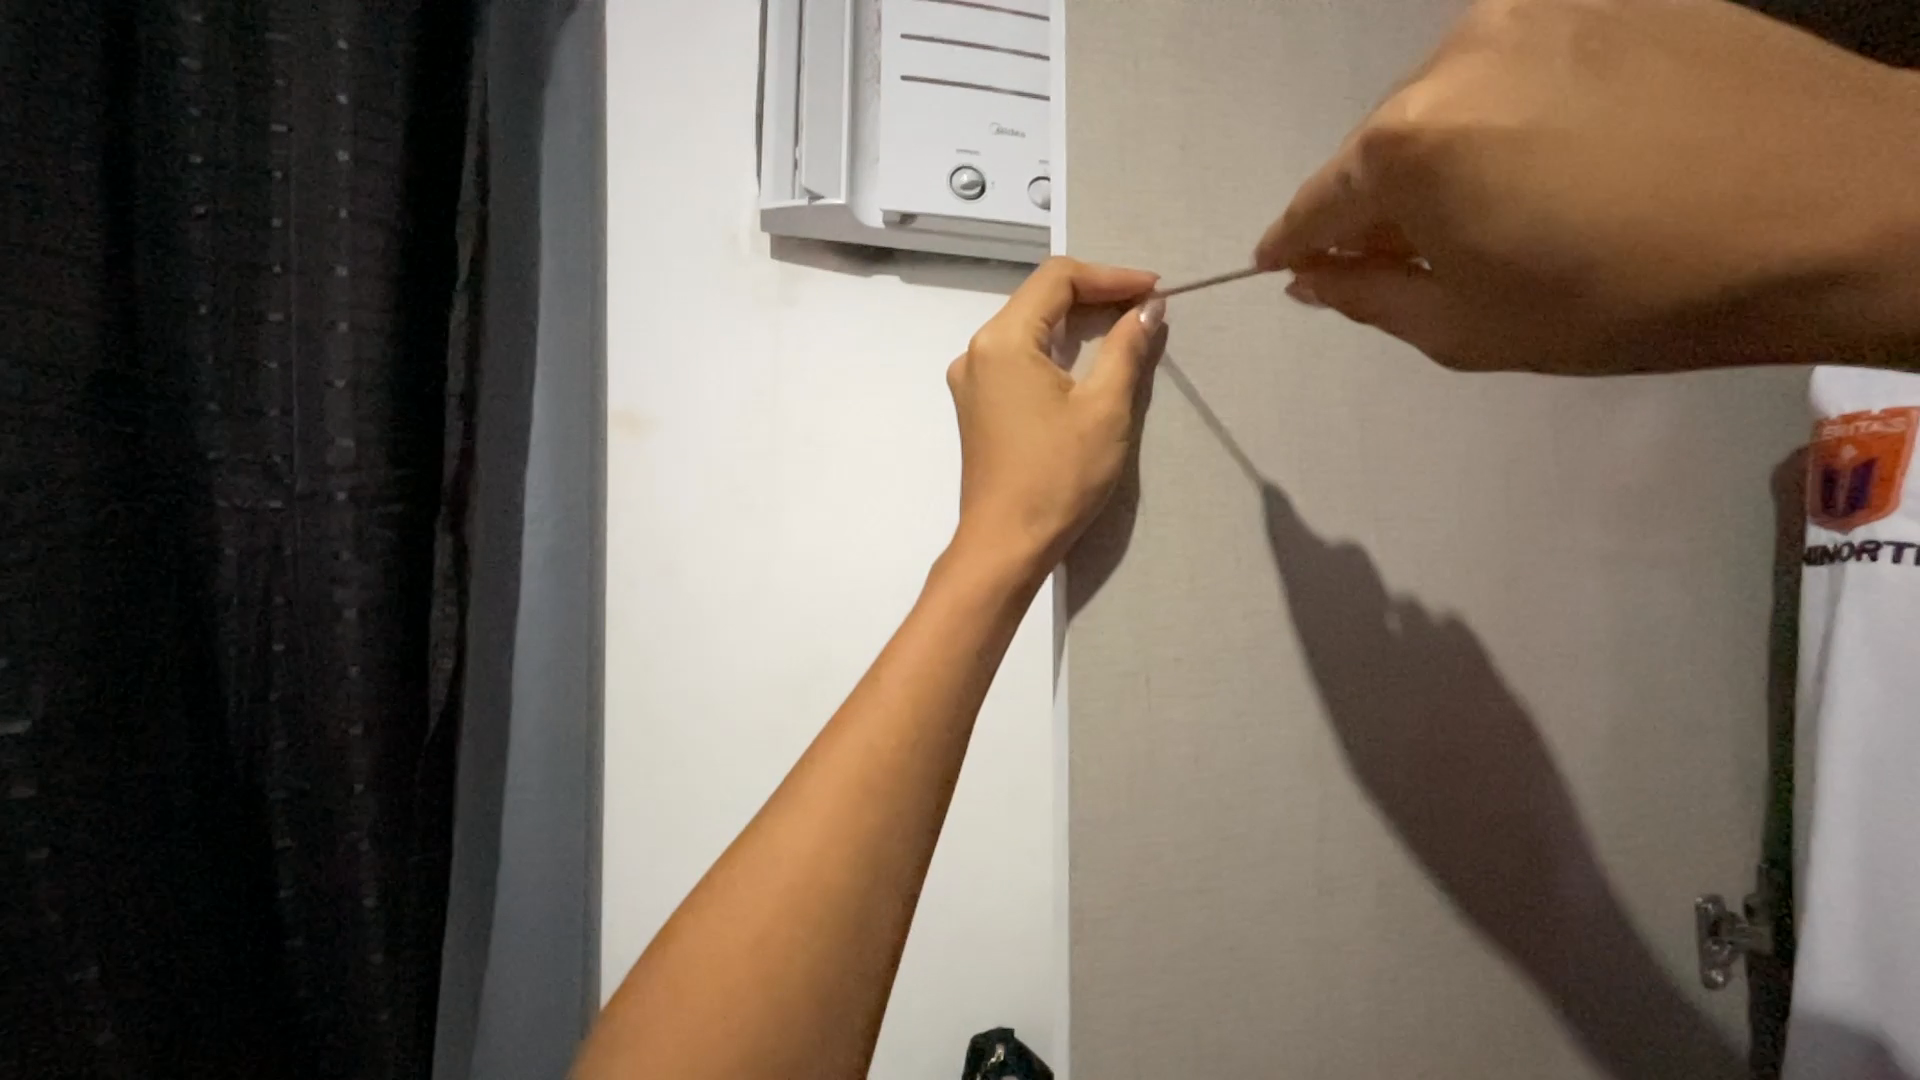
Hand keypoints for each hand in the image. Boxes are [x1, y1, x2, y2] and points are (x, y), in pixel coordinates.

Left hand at [947, 257, 1164, 572]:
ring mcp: (971, 382)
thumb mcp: (1104, 408)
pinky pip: (1017, 360)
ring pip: (1028, 330)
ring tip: (1125, 331)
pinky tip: (1087, 364)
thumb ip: (1126, 348)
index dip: (1110, 277)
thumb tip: (1148, 309)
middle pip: (1038, 301)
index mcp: (1001, 341)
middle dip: (1095, 297)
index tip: (1154, 292)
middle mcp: (976, 352)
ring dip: (1076, 325)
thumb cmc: (1058, 476)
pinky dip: (1054, 353)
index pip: (1057, 279)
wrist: (1006, 543)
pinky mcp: (977, 407)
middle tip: (1146, 310)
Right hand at [1254, 0, 1919, 373]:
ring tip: (1489, 212)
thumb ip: (1364, 295)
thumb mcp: (1462, 327)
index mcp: (1410, 143)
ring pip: (1441, 103)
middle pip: (1376, 147)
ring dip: (1439, 159)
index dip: (1292, 243)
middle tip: (1402, 258)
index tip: (1281, 264)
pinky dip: (1503, 118)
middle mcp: (1455, 54)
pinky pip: (1513, 68)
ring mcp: (1537, 10)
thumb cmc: (1622, 299)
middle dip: (1374, 206)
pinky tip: (1547, 160)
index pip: (1315, 203)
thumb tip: (1310, 275)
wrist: (1842, 213)